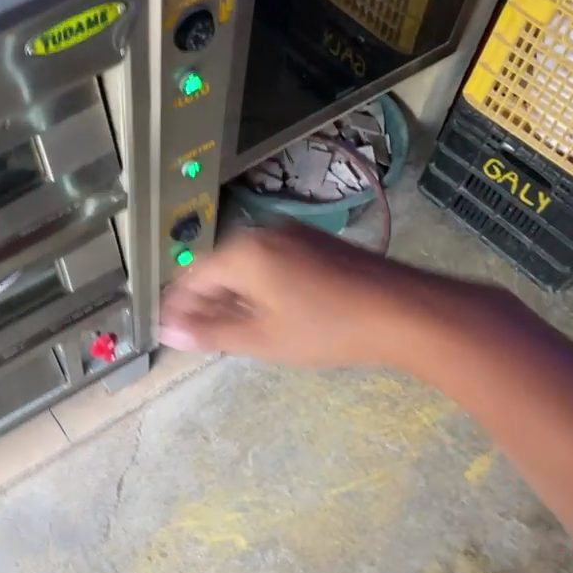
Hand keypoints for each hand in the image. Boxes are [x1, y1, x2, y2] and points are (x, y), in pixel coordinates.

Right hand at [159, 222, 486, 367]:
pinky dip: (259, 287)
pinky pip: (272, 262)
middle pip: (219, 267)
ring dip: (233, 296)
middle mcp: (265, 233)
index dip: (178, 306)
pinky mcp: (317, 244)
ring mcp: (294, 235)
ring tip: (231, 330)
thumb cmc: (326, 328)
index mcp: (244, 251)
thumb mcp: (261, 338)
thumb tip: (170, 332)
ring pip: (246, 265)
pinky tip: (267, 313)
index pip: (193, 276)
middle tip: (197, 335)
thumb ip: (210, 332)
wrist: (404, 311)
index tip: (169, 331)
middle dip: (206, 301)